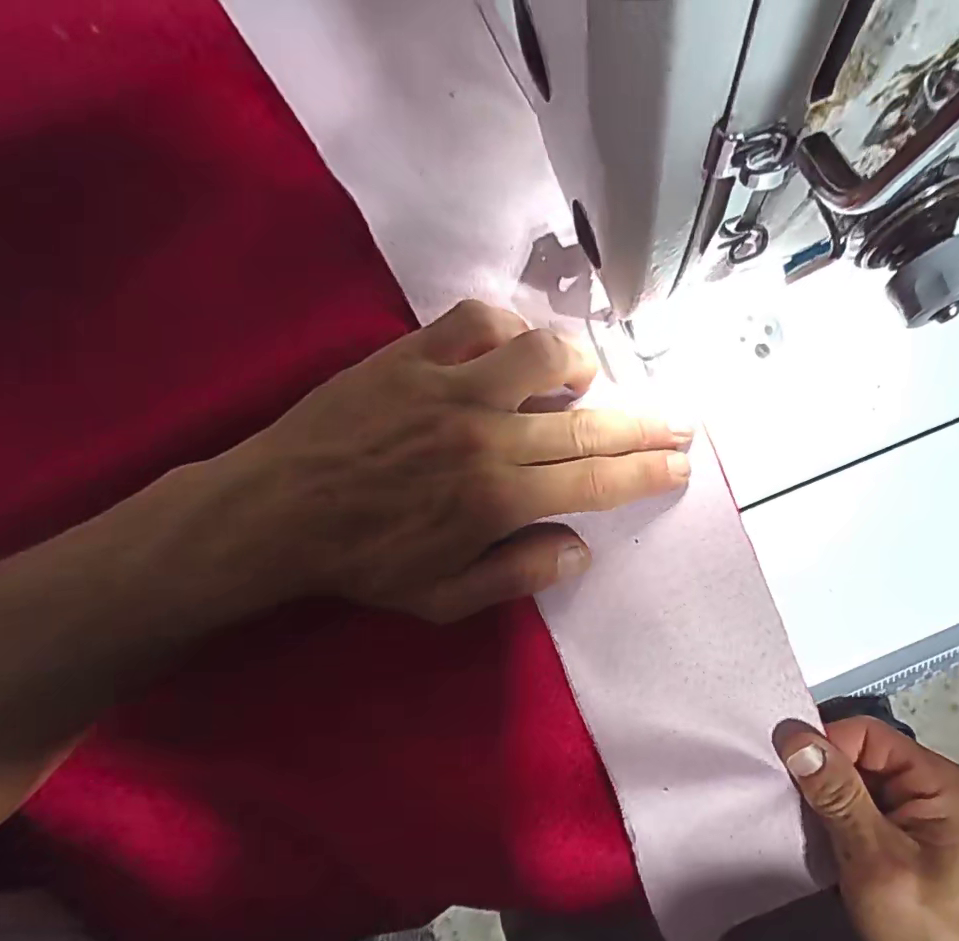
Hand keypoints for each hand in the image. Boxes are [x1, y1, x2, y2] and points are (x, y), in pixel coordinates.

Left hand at [180, 301, 691, 621]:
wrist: (277, 511)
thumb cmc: (363, 563)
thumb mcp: (442, 599)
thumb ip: (517, 575)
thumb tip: (578, 550)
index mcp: (496, 502)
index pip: (595, 482)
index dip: (647, 472)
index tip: (681, 462)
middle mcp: (485, 438)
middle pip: (588, 425)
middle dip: (645, 424)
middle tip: (680, 421)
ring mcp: (448, 389)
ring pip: (542, 355)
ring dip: (580, 366)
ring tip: (586, 383)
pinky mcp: (410, 357)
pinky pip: (476, 321)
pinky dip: (509, 327)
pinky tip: (513, 348)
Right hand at [772, 717, 958, 940]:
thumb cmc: (927, 929)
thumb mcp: (874, 859)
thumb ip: (836, 794)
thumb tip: (793, 735)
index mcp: (943, 781)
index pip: (866, 735)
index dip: (823, 749)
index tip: (791, 781)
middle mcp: (939, 783)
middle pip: (862, 753)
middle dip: (826, 777)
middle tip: (800, 811)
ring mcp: (929, 806)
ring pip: (860, 778)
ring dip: (831, 799)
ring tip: (815, 828)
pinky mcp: (916, 827)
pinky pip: (867, 801)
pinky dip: (842, 816)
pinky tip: (832, 838)